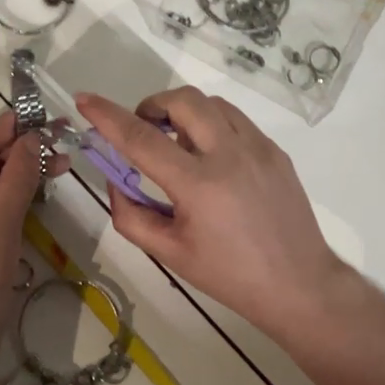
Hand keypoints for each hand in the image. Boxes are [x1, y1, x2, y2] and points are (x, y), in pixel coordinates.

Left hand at [0, 111, 48, 384]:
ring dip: (23, 169)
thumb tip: (36, 137)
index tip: (45, 114)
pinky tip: (44, 181)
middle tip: (61, 138)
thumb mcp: (3, 216)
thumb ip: (20, 171)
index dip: (11, 128)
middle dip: (22, 149)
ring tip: (62, 161)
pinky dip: (16, 190)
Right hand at [77, 88, 347, 334]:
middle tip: (142, 130)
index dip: (107, 115)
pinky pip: (234, 119)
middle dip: (152, 105)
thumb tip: (116, 180)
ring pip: (211, 103)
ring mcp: (258, 149)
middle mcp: (229, 156)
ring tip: (176, 144)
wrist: (299, 285)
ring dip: (183, 112)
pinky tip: (208, 156)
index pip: (141, 138)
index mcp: (198, 185)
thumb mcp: (169, 254)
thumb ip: (131, 215)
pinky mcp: (275, 151)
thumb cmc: (229, 275)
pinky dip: (210, 124)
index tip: (85, 99)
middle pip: (182, 101)